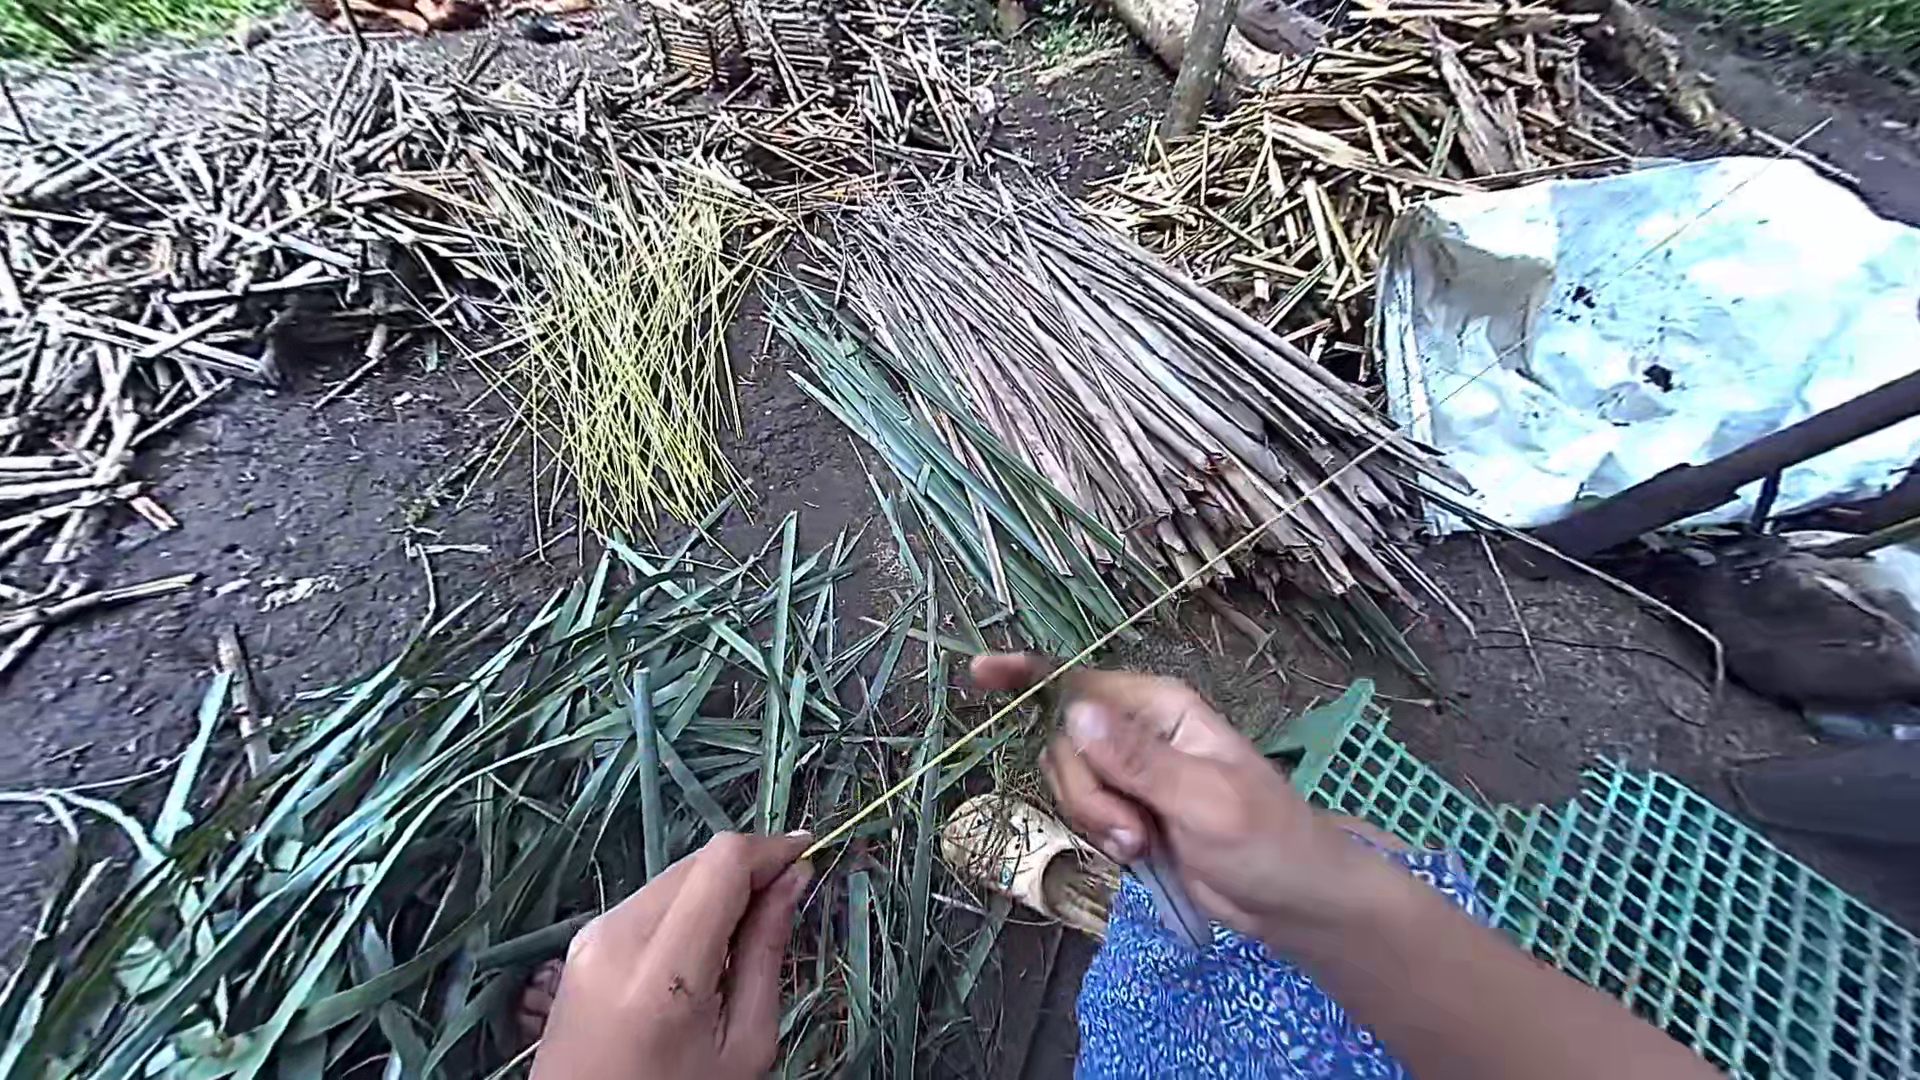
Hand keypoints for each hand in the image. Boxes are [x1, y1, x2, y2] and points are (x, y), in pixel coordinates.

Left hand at [530, 832, 812, 1079]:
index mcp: (659, 974)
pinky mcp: (584, 941)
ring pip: (681, 872)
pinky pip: (656, 895)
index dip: (771, 848)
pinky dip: (692, 901)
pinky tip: (704, 944)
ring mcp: (592, 936)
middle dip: (751, 867)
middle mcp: (617, 936)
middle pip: (703, 861)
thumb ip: (768, 949)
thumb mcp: (743, 1046)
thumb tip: (796, 873)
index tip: (806, 856)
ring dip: (722, 884)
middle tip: (783, 899)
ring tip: (743, 932)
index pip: (723, 862)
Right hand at [970, 654, 1385, 942]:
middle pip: (1064, 741)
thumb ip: (1137, 759)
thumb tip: (1074, 712)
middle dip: (1087, 791)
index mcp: (1157, 706)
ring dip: (1094, 817)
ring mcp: (1126, 767)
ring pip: (1067, 776)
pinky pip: (1080, 806)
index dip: (1027, 673)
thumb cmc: (1268, 841)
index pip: (1079, 681)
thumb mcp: (1206, 800)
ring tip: (1141, 844)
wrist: (1295, 905)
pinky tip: (1137, 851)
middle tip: (1132, 832)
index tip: (981, 671)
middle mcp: (1134, 727)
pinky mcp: (1122, 803)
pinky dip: (1097, 832)